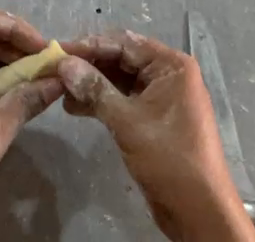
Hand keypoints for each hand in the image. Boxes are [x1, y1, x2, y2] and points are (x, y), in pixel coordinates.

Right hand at [58, 31, 254, 241]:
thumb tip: (65, 64)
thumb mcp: (128, 121)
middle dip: (89, 65)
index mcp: (171, 66)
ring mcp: (161, 97)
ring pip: (120, 80)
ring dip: (92, 84)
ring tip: (60, 91)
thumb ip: (95, 90)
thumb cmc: (169, 158)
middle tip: (55, 70)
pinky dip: (102, 102)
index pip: (124, 44)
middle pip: (122, 59)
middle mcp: (168, 74)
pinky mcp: (153, 118)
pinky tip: (75, 107)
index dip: (90, 46)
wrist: (199, 211)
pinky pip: (123, 99)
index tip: (58, 52)